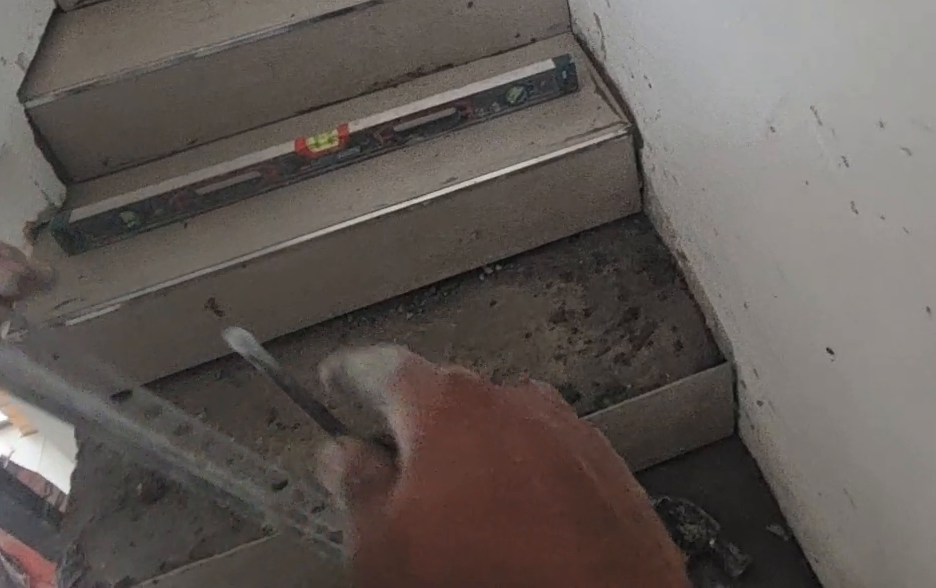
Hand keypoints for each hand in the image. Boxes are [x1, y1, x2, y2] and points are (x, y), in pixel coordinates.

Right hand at [314, 346, 688, 587]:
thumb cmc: (478, 578)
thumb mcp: (386, 550)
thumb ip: (358, 489)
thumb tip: (341, 452)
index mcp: (446, 406)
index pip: (385, 368)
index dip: (352, 371)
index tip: (334, 376)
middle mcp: (507, 396)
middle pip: (446, 394)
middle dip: (418, 422)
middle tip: (397, 463)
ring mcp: (561, 422)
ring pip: (500, 421)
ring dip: (475, 448)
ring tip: (465, 502)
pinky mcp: (601, 456)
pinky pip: (545, 448)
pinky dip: (522, 468)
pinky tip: (520, 513)